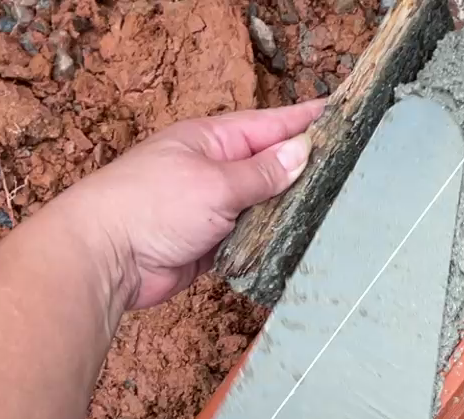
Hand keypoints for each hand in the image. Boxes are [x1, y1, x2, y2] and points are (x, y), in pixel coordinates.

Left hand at [50, 99, 323, 310]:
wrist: (112, 257)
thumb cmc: (152, 206)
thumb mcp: (215, 183)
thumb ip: (261, 173)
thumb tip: (301, 152)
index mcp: (212, 141)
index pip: (268, 126)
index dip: (303, 121)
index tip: (339, 115)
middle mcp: (217, 172)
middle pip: (271, 167)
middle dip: (306, 168)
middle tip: (351, 168)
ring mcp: (216, 209)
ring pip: (265, 207)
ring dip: (292, 211)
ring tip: (337, 208)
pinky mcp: (216, 244)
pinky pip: (254, 239)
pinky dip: (274, 241)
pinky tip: (302, 243)